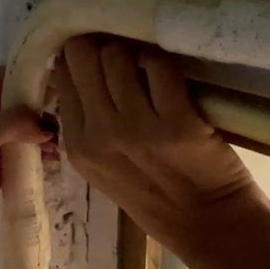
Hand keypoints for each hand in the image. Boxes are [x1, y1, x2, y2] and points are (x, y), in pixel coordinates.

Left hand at [0, 66, 52, 268]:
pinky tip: (54, 157)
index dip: (24, 78)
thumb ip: (13, 122)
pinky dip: (36, 154)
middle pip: (9, 104)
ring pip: (17, 131)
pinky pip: (19, 155)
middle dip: (36, 109)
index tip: (57, 81)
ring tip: (59, 142)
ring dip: (39, 134)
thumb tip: (46, 123)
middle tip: (64, 115)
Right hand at [53, 35, 258, 251]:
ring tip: (144, 66)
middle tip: (119, 54)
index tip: (95, 56)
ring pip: (117, 55)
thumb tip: (77, 70)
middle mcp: (99, 135)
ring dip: (132, 52)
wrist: (206, 222)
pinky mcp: (177, 122)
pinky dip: (161, 61)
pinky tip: (166, 74)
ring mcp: (137, 128)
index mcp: (76, 146)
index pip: (63, 76)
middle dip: (101, 46)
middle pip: (84, 56)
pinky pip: (158, 65)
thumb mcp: (101, 167)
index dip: (79, 58)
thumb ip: (86, 125)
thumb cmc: (154, 195)